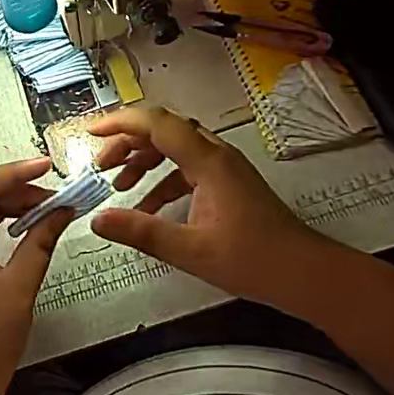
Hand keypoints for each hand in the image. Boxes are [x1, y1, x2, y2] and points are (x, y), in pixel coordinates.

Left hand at [0, 157, 76, 394]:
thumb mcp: (20, 288)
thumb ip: (40, 241)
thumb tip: (63, 211)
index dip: (14, 173)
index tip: (47, 167)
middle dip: (17, 189)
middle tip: (55, 194)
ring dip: (12, 205)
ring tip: (48, 207)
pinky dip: (4, 222)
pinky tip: (28, 225)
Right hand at [87, 106, 343, 311]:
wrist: (303, 272)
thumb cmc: (251, 260)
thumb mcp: (190, 250)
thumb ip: (141, 232)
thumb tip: (97, 220)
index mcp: (208, 161)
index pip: (157, 124)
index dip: (120, 122)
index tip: (90, 132)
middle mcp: (216, 154)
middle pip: (164, 131)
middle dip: (128, 143)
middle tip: (100, 166)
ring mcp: (223, 167)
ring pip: (175, 148)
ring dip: (144, 160)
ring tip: (117, 184)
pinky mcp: (226, 182)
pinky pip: (186, 169)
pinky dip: (162, 181)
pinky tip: (146, 208)